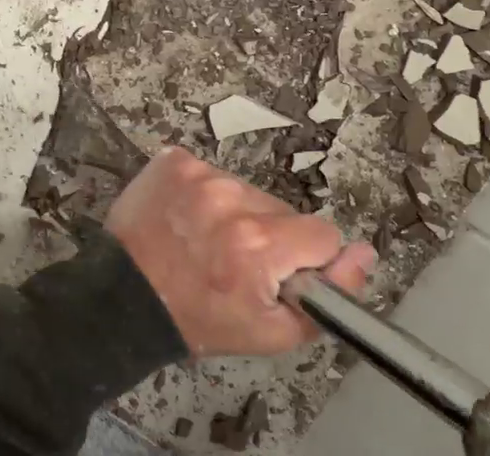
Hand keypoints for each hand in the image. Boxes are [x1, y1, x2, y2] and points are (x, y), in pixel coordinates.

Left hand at [105, 147, 374, 356]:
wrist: (125, 296)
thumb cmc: (197, 318)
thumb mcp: (273, 330)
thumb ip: (331, 293)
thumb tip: (364, 253)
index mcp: (259, 243)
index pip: (322, 233)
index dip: (306, 257)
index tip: (279, 272)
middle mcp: (230, 199)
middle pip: (281, 210)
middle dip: (270, 235)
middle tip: (234, 261)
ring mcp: (198, 174)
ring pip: (246, 191)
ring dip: (236, 213)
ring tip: (206, 241)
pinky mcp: (173, 161)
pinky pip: (211, 173)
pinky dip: (205, 194)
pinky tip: (187, 220)